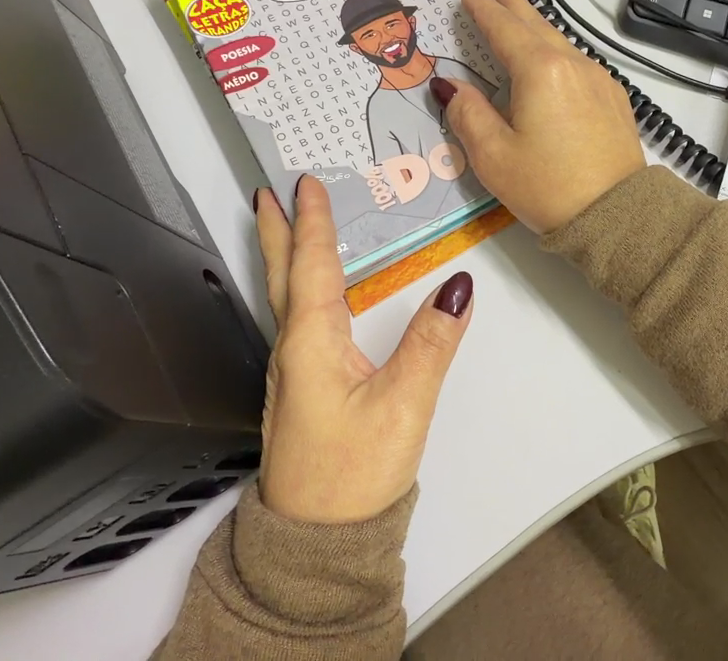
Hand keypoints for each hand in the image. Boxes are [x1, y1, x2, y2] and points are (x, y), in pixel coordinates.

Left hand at [254, 174, 473, 523]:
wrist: (317, 544)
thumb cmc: (353, 474)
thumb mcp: (403, 403)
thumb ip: (432, 341)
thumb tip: (459, 285)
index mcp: (311, 344)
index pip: (312, 267)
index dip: (312, 223)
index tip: (305, 184)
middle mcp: (294, 352)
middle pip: (283, 277)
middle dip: (278, 232)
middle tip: (268, 194)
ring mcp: (294, 374)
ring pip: (286, 299)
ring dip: (286, 257)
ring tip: (288, 229)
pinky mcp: (304, 392)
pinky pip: (299, 322)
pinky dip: (301, 289)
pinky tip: (315, 298)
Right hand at [433, 0, 645, 233]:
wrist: (615, 214)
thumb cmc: (548, 187)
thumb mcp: (492, 156)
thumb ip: (468, 114)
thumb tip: (451, 87)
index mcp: (540, 71)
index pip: (504, 29)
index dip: (484, 10)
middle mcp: (573, 65)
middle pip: (538, 25)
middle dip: (513, 6)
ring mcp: (599, 80)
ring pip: (561, 42)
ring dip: (537, 27)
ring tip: (519, 19)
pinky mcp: (614, 99)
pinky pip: (579, 62)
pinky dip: (558, 51)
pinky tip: (552, 60)